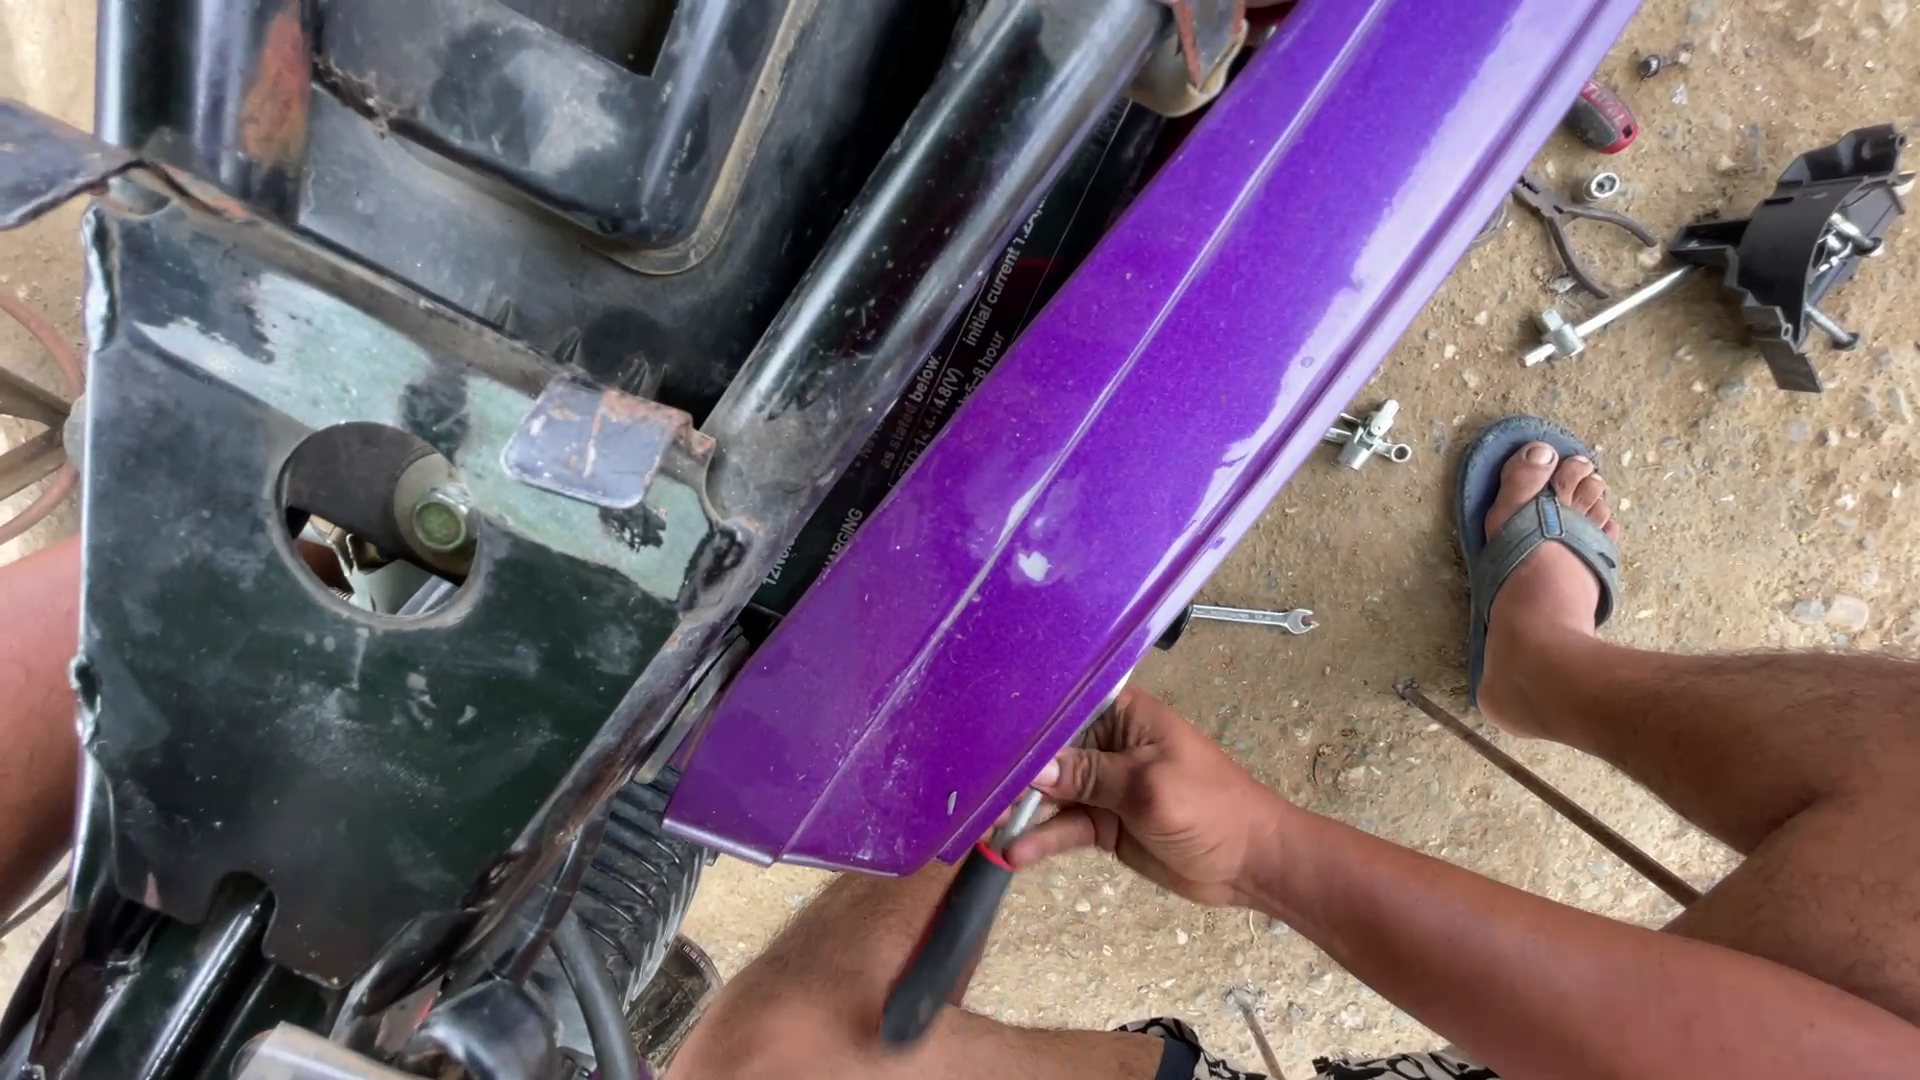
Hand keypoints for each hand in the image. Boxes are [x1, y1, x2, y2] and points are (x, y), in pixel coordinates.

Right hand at [1003, 687, 1290, 906]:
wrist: (1251, 864)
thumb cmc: (1209, 806)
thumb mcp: (1148, 786)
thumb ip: (1090, 775)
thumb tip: (1035, 768)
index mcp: (1123, 715)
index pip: (1066, 707)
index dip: (1028, 718)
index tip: (987, 732)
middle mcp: (1106, 744)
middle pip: (1050, 752)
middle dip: (1016, 771)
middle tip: (977, 790)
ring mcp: (1103, 785)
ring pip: (1051, 793)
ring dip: (1022, 810)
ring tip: (986, 828)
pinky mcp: (1103, 822)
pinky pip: (1065, 827)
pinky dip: (1042, 840)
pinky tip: (1015, 854)